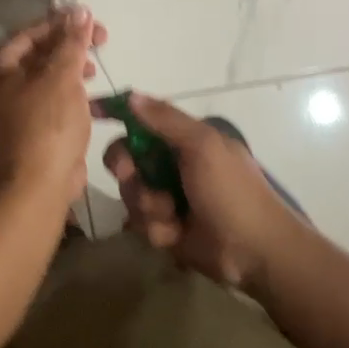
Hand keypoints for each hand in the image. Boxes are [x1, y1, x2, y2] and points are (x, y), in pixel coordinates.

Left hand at [0, 7, 106, 206]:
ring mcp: (19, 107)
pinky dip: (72, 87)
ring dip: (72, 64)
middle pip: (39, 51)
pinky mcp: (37, 125)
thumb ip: (72, 41)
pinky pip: (55, 95)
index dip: (59, 22)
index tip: (89, 20)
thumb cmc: (47, 123)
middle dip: (69, 42)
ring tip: (94, 66)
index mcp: (0, 69)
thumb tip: (81, 10)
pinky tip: (90, 90)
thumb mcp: (61, 76)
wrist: (41, 184)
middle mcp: (4, 85)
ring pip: (48, 73)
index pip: (30, 32)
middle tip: (100, 39)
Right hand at [104, 94, 300, 289]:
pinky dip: (158, 229)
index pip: (143, 119)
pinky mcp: (166, 229)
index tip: (92, 112)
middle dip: (125, 168)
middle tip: (129, 175)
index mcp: (184, 139)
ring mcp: (168, 198)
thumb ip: (165, 120)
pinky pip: (142, 223)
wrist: (256, 251)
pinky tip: (178, 235)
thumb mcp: (202, 146)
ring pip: (131, 193)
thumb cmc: (231, 190)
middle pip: (125, 157)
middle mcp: (171, 164)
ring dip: (148, 204)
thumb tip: (132, 96)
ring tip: (172, 215)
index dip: (116, 113)